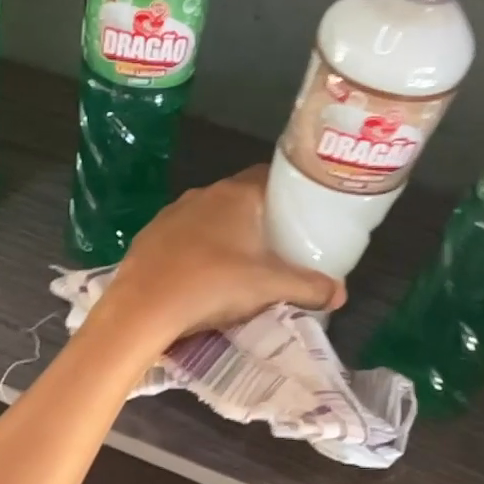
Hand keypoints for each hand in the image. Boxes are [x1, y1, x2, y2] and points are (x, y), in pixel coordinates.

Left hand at [96, 166, 344, 340]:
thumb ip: (309, 287)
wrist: (143, 307)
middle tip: (278, 245)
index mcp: (236, 195)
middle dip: (259, 218)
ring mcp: (170, 214)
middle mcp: (202, 194)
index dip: (289, 192)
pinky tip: (200, 275)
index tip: (302, 214)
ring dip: (224, 234)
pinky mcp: (149, 236)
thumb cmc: (213, 285)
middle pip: (240, 198)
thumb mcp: (270, 288)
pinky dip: (195, 250)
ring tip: (240, 263)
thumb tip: (340, 294)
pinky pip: (182, 237)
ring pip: (208, 217)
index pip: (270, 176)